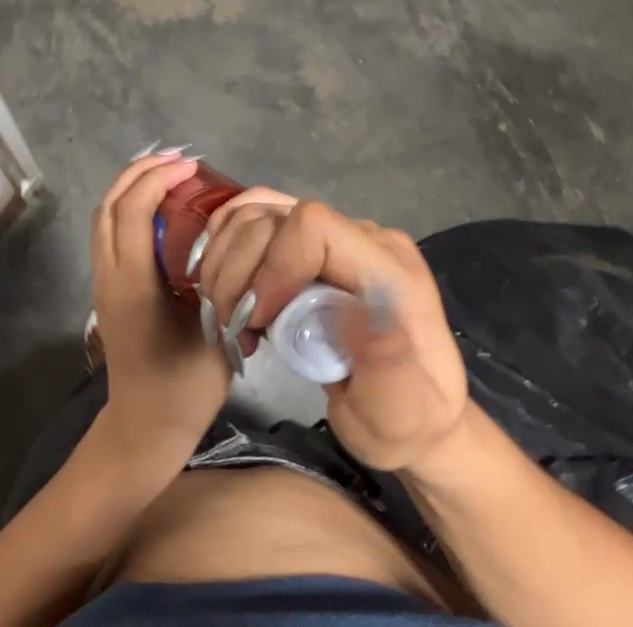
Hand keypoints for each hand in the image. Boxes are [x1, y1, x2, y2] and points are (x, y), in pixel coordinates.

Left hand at [89, 152, 232, 459]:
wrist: (145, 426)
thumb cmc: (184, 387)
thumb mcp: (213, 332)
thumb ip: (217, 283)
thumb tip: (230, 241)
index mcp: (133, 284)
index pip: (132, 211)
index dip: (157, 180)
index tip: (190, 167)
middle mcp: (109, 276)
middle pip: (107, 205)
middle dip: (137, 173)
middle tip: (176, 160)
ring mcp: (102, 282)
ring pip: (103, 218)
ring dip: (129, 189)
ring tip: (167, 176)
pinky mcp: (106, 290)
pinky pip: (108, 235)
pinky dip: (127, 210)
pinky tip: (160, 212)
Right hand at [197, 198, 468, 471]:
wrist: (409, 416)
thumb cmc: (402, 418)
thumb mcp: (399, 409)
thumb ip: (385, 362)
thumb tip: (357, 314)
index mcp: (388, 269)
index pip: (312, 226)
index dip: (273, 266)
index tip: (259, 321)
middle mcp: (360, 239)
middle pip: (270, 218)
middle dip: (237, 272)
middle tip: (233, 328)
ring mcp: (331, 236)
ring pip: (251, 215)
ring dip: (223, 264)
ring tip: (228, 316)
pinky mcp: (307, 243)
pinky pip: (250, 220)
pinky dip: (223, 248)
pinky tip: (224, 287)